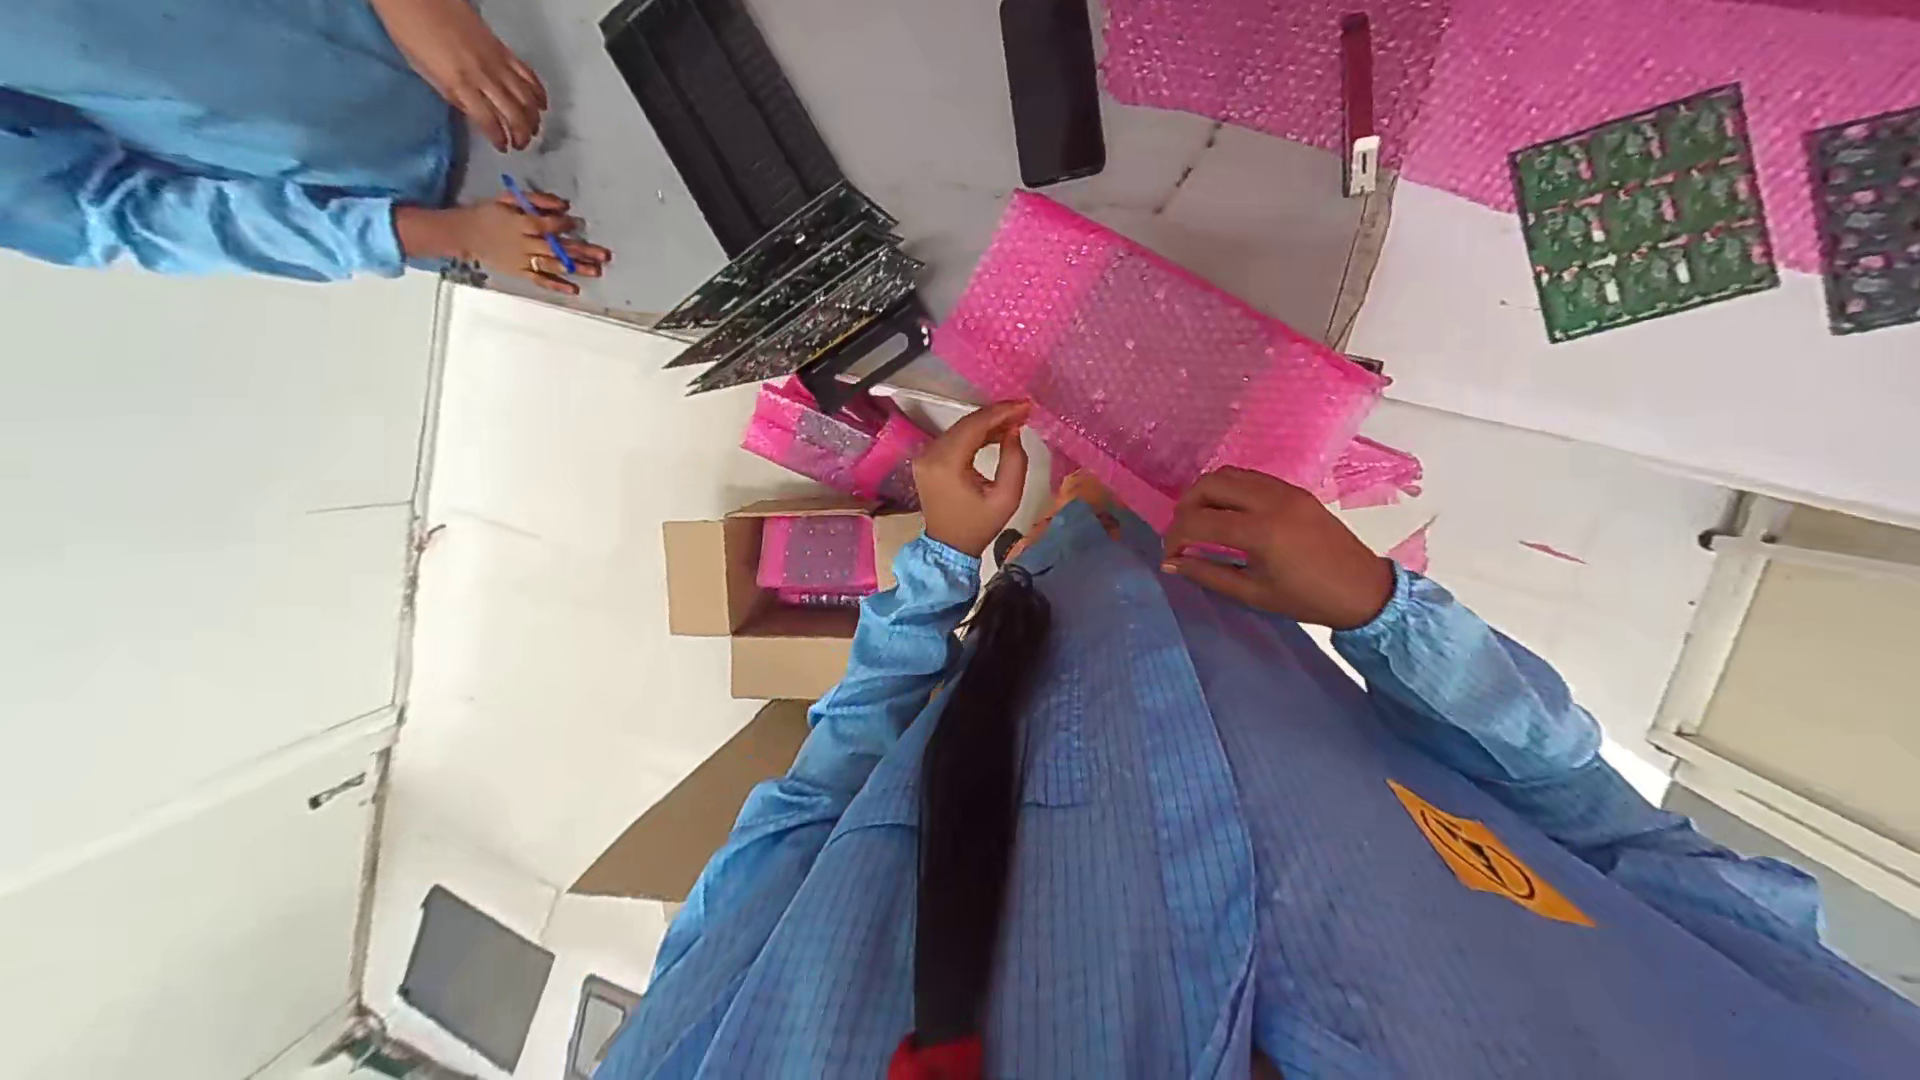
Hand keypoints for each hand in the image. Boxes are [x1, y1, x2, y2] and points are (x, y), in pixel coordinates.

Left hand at [372, 0, 547, 150]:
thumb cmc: (408, 28)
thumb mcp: (421, 68)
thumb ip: (451, 93)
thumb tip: (472, 112)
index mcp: (460, 83)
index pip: (489, 122)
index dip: (499, 139)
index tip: (502, 147)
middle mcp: (484, 77)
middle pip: (515, 115)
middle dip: (521, 135)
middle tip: (520, 144)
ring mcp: (498, 63)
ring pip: (528, 101)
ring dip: (533, 120)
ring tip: (531, 130)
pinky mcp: (504, 50)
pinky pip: (530, 76)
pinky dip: (539, 94)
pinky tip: (541, 105)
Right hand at [395, 193, 611, 294]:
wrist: (464, 233)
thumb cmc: (490, 213)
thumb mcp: (508, 199)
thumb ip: (535, 200)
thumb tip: (563, 204)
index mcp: (519, 222)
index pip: (544, 225)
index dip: (562, 224)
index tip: (578, 223)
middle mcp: (524, 243)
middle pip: (556, 247)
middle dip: (581, 251)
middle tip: (604, 255)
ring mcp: (523, 260)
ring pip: (553, 264)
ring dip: (575, 268)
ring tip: (596, 271)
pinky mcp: (522, 273)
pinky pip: (541, 280)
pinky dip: (557, 285)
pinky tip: (574, 290)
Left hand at [913, 401, 1031, 556]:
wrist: (949, 547)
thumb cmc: (979, 526)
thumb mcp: (1007, 498)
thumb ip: (1014, 460)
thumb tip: (1014, 430)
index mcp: (946, 464)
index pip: (974, 426)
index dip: (1001, 412)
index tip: (1025, 406)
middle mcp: (930, 455)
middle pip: (965, 423)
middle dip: (995, 415)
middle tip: (1023, 411)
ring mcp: (924, 456)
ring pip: (959, 428)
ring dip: (986, 423)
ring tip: (1014, 422)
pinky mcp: (926, 460)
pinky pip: (953, 438)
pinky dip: (974, 434)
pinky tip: (995, 434)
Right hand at [1161, 467, 1393, 629]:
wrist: (1363, 589)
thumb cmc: (1307, 599)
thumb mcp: (1252, 593)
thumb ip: (1207, 574)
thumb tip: (1170, 564)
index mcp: (1261, 532)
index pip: (1198, 522)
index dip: (1175, 538)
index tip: (1171, 557)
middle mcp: (1270, 502)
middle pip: (1208, 486)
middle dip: (1185, 508)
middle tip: (1183, 534)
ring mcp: (1284, 491)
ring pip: (1227, 475)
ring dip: (1205, 495)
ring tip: (1202, 521)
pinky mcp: (1293, 490)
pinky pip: (1249, 478)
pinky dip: (1228, 490)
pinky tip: (1228, 514)